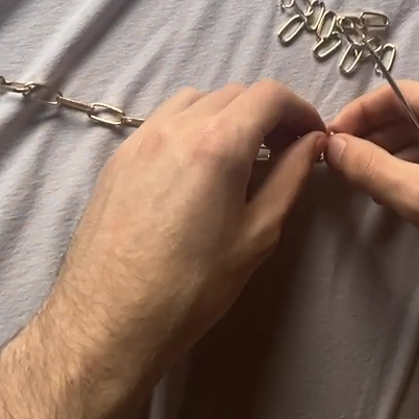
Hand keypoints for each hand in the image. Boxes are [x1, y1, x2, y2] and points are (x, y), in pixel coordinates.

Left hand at [0, 81, 325, 418]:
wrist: (105, 326)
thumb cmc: (192, 288)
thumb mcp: (257, 234)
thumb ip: (290, 176)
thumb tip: (313, 141)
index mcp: (218, 142)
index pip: (270, 95)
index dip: (300, 109)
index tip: (312, 136)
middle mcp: (178, 125)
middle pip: (236, 92)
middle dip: (268, 112)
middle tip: (283, 150)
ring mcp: (142, 136)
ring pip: (199, 99)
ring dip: (229, 114)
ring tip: (239, 155)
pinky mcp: (118, 155)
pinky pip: (166, 119)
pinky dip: (194, 124)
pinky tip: (197, 166)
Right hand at [327, 85, 418, 418]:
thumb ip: (370, 167)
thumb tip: (332, 144)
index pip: (397, 93)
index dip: (359, 112)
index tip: (330, 137)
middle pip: (415, 113)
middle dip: (376, 134)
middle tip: (342, 161)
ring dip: (397, 152)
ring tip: (366, 179)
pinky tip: (406, 192)